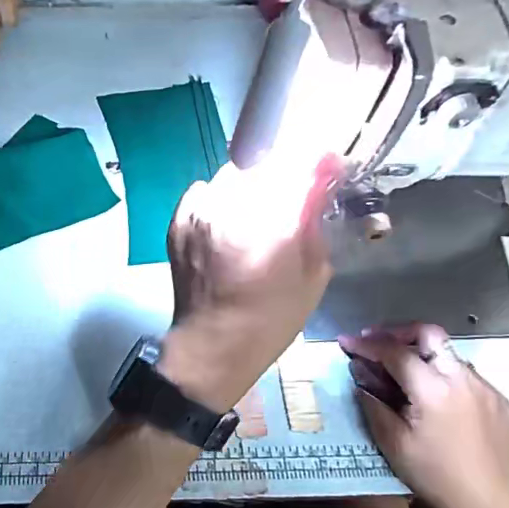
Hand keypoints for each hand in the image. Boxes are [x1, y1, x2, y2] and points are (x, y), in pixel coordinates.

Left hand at [159, 152, 342, 411]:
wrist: (212, 346)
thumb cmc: (271, 320)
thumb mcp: (313, 275)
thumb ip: (314, 221)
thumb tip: (319, 183)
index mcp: (273, 221)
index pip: (300, 162)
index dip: (318, 161)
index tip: (327, 169)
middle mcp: (233, 205)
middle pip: (267, 164)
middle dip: (285, 176)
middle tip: (293, 201)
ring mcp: (202, 209)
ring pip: (237, 174)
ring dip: (253, 187)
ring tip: (260, 215)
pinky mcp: (180, 218)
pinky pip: (209, 190)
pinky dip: (224, 199)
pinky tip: (231, 223)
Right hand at [340, 324, 508, 507]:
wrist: (493, 504)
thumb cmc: (437, 477)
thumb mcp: (395, 445)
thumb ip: (374, 405)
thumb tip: (360, 378)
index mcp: (434, 389)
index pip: (395, 352)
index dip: (367, 344)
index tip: (346, 341)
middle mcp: (462, 377)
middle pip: (429, 333)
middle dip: (398, 332)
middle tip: (376, 343)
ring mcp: (484, 386)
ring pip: (448, 353)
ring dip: (422, 353)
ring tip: (401, 371)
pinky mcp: (498, 399)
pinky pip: (464, 374)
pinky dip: (442, 374)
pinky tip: (433, 397)